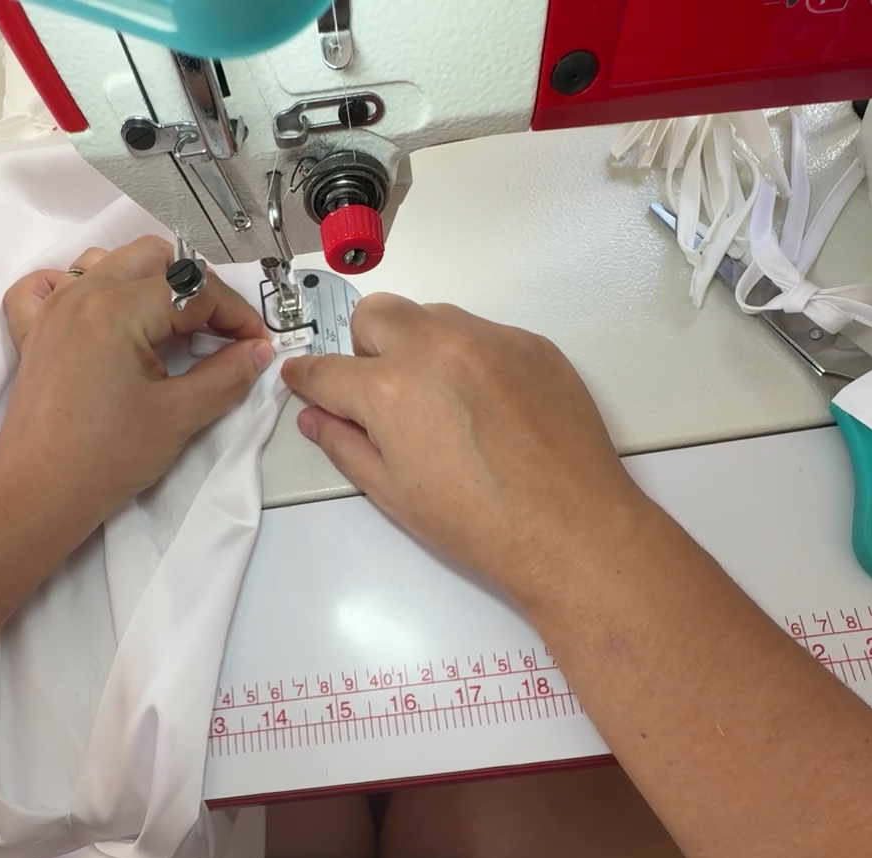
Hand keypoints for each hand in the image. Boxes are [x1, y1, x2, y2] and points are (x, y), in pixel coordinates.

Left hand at [0, 236, 272, 522]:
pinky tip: (100, 315)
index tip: (256, 345)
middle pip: (155, 259)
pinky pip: (52, 285)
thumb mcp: (180, 416)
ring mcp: (51, 309)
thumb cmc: (107, 458)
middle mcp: (82, 294)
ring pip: (109, 262)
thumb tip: (258, 352)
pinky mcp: (33, 332)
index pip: (195, 289)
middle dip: (197, 291)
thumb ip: (227, 376)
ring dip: (148, 284)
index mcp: (118, 310)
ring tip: (169, 330)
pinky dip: (81, 288)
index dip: (236, 314)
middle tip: (219, 336)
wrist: (40, 495)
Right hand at [282, 294, 655, 607]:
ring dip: (417, 347)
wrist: (570, 528)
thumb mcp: (393, 494)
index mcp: (392, 389)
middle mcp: (438, 347)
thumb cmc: (476, 523)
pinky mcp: (533, 344)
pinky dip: (468, 358)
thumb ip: (345, 446)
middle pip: (375, 315)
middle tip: (380, 394)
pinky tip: (487, 406)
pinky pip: (482, 332)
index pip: (327, 369)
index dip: (306, 378)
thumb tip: (316, 418)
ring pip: (431, 316)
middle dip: (363, 348)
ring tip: (439, 401)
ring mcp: (490, 339)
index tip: (301, 380)